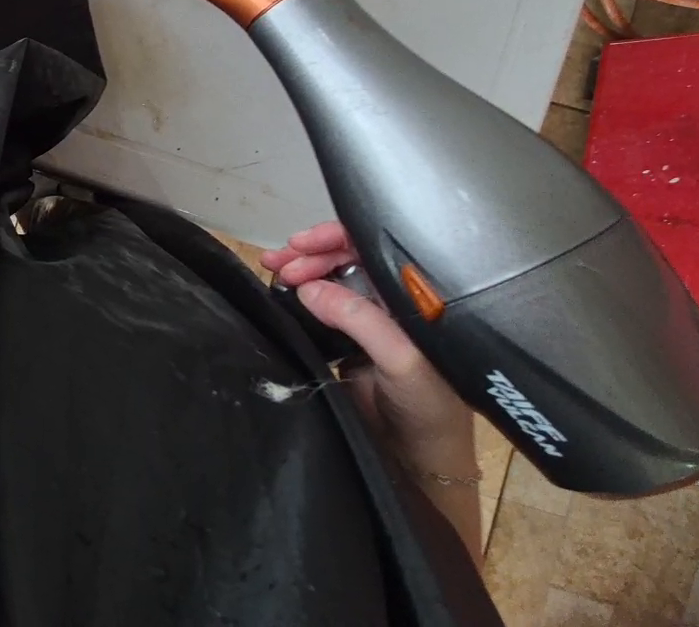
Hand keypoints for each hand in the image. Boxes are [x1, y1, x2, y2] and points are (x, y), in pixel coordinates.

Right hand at [262, 222, 484, 558]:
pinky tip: (279, 287)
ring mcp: (366, 320)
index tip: (303, 243)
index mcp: (416, 300)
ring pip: (329, 279)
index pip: (376, 252)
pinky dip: (296, 291)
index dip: (338, 240)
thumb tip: (308, 288)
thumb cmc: (426, 408)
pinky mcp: (343, 338)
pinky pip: (317, 304)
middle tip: (280, 263)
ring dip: (300, 268)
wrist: (414, 459)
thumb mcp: (401, 360)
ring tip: (271, 266)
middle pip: (347, 260)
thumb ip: (360, 320)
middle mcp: (392, 303)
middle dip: (311, 254)